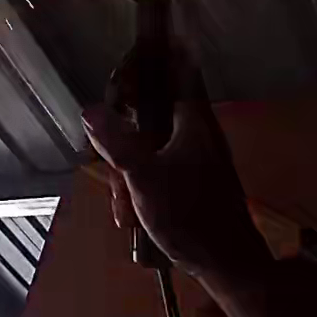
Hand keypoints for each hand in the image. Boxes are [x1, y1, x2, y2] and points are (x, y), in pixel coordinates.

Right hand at [81, 62, 266, 273]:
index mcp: (190, 119)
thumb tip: (89, 109)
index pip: (176, 65)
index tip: (125, 61)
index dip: (152, 53)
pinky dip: (134, 174)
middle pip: (150, 100)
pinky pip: (151, 158)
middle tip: (101, 140)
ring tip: (119, 197)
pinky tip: (126, 205)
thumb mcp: (145, 178)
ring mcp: (190, 150)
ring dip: (124, 157)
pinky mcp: (187, 172)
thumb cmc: (191, 217)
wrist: (227, 263)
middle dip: (121, 118)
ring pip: (146, 134)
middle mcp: (192, 127)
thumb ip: (117, 142)